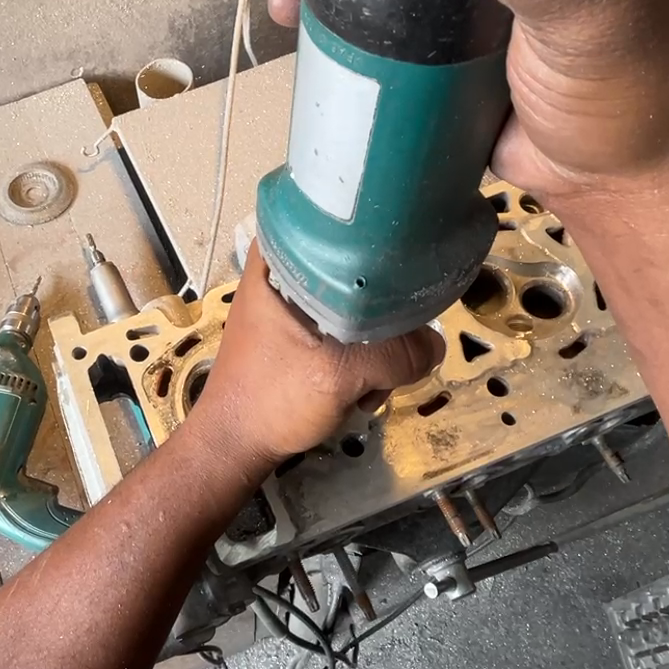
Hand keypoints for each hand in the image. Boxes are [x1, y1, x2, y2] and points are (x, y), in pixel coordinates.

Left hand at [185, 245, 443, 472]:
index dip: (379, 243)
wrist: (235, 445)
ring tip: (365, 386)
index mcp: (279, 259)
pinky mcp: (301, 334)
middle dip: (383, 317)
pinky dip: (360, 361)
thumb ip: (394, 354)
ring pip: (359, 309)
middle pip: (359, 272)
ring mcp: (293, 305)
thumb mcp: (337, 373)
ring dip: (374, 349)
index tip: (409, 268)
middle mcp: (285, 271)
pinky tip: (357, 392)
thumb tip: (434, 343)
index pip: (340, 223)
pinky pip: (349, 334)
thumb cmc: (270, 399)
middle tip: (386, 354)